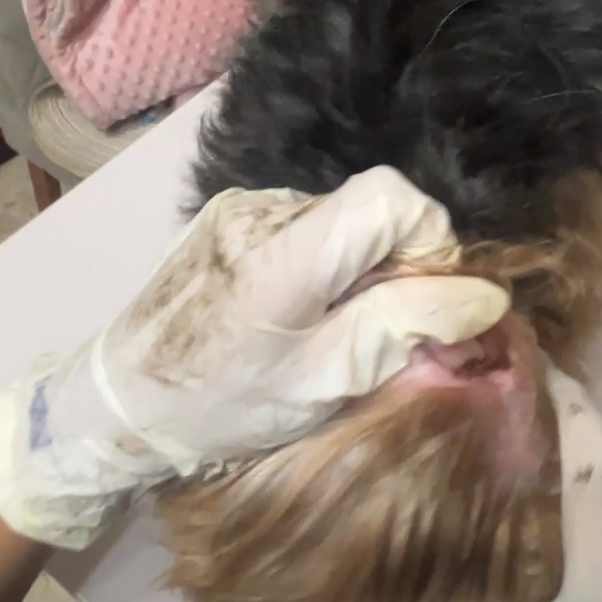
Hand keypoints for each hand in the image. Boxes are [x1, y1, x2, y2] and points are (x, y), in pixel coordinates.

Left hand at [0, 166, 511, 548]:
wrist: (119, 400)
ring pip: (341, 217)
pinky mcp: (227, 213)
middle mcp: (262, 208)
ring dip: (358, 265)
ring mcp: (240, 205)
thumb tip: (482, 295)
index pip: (390, 196)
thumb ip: (401, 330)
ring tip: (327, 326)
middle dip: (397, 263)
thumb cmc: (221, 405)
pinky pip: (305, 223)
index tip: (422, 300)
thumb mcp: (320, 384)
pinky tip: (294, 307)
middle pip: (369, 207)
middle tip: (379, 331)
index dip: (427, 240)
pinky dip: (324, 260)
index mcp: (284, 252)